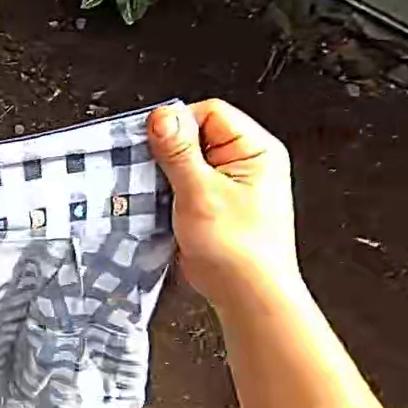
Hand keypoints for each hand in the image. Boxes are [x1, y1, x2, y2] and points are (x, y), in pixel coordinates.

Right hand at [148, 100, 301, 307]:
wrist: (246, 294)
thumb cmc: (238, 249)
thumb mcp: (200, 192)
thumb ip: (178, 152)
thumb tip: (162, 116)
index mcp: (255, 151)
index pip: (208, 113)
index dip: (177, 124)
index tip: (152, 143)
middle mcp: (244, 163)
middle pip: (193, 137)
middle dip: (166, 154)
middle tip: (152, 173)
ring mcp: (226, 186)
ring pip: (183, 163)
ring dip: (164, 177)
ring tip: (158, 195)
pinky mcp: (210, 205)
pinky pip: (181, 186)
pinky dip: (165, 194)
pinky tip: (160, 207)